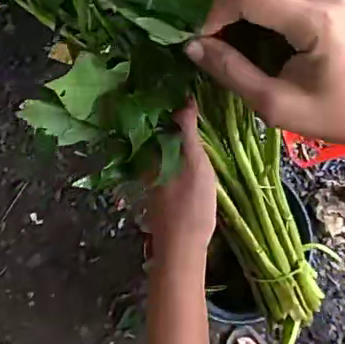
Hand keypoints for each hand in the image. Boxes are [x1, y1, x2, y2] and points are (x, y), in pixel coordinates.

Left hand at [146, 102, 215, 261]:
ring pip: (164, 150)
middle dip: (173, 120)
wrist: (182, 250)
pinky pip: (167, 164)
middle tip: (195, 106)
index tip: (187, 92)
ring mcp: (153, 179)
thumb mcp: (196, 164)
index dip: (171, 105)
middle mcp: (147, 163)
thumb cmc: (191, 206)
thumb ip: (188, 133)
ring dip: (176, 138)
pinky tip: (191, 156)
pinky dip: (177, 155)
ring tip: (196, 125)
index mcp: (152, 153)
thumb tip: (184, 100)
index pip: (159, 119)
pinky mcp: (161, 192)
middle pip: (160, 134)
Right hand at [184, 0, 344, 152]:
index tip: (197, 38)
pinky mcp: (333, 0)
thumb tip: (192, 45)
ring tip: (220, 11)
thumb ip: (232, 72)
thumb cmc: (334, 117)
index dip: (214, 11)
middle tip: (202, 25)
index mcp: (313, 21)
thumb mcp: (276, 105)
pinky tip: (254, 1)